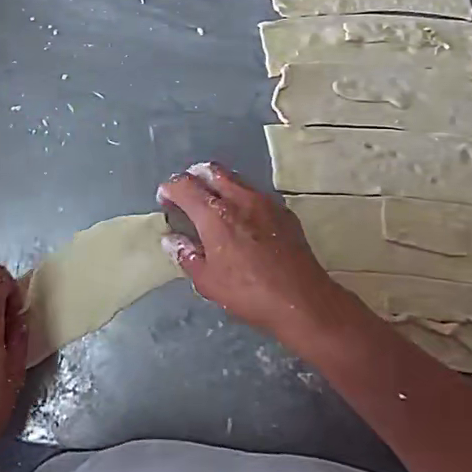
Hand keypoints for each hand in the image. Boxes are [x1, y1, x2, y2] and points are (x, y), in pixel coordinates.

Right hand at [157, 162, 341, 341]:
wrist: (305, 302)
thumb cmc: (249, 292)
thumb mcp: (207, 280)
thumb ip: (185, 254)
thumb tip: (171, 239)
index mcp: (213, 214)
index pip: (183, 185)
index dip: (169, 189)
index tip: (165, 201)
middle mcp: (238, 199)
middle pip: (210, 170)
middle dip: (193, 177)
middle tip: (187, 195)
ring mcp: (264, 203)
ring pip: (234, 179)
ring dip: (218, 185)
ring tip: (213, 206)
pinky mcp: (284, 212)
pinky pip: (255, 194)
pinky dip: (240, 198)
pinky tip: (242, 221)